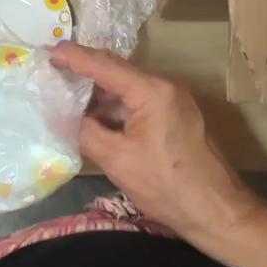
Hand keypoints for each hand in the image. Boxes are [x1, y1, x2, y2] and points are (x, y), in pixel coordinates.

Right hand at [51, 41, 262, 239]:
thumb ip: (86, 131)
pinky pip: (137, 102)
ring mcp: (173, 101)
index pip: (105, 65)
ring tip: (64, 97)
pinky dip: (114, 107)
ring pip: (126, 88)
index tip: (48, 52)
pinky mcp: (175, 116)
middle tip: (51, 72)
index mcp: (152, 91)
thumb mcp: (117, 160)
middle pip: (116, 71)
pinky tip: (93, 118)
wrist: (219, 213)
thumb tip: (63, 116)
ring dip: (97, 93)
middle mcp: (165, 87)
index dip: (73, 56)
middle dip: (82, 71)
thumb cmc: (168, 186)